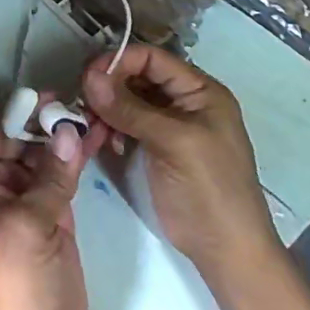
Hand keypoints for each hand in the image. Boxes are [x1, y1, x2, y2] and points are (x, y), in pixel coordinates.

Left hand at [0, 102, 102, 309]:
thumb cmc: (19, 282)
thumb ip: (52, 175)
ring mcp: (29, 196)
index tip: (51, 88)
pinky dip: (79, 155)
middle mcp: (0, 184)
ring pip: (46, 152)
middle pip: (22, 137)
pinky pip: (63, 173)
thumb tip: (70, 129)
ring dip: (67, 131)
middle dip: (48, 116)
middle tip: (83, 94)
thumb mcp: (31, 225)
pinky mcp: (53, 210)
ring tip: (97, 106)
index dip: (18, 107)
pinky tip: (100, 134)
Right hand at [81, 45, 276, 277]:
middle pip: (138, 78)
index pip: (153, 59)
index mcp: (200, 91)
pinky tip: (105, 142)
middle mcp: (184, 102)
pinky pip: (128, 126)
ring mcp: (170, 127)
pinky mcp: (156, 150)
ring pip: (130, 102)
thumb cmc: (209, 188)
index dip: (120, 61)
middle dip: (110, 86)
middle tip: (82, 102)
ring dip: (108, 109)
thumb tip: (90, 77)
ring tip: (91, 125)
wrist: (226, 250)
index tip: (88, 76)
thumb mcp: (173, 142)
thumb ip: (130, 109)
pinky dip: (113, 129)